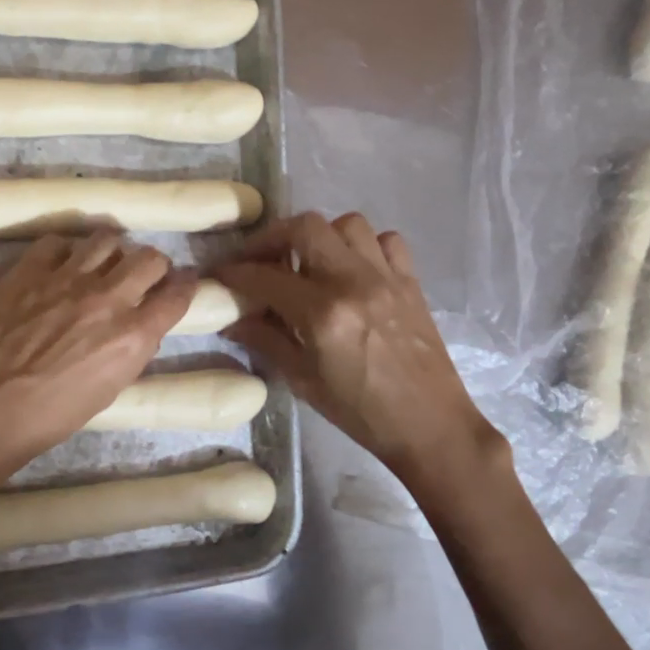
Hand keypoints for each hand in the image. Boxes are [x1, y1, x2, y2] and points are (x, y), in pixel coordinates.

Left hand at [0, 232, 198, 486]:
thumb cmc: (50, 418)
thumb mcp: (108, 391)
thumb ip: (130, 351)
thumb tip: (139, 327)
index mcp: (132, 337)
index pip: (177, 295)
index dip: (184, 286)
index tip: (181, 283)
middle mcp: (107, 299)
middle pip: (149, 258)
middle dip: (152, 265)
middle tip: (140, 275)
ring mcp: (66, 279)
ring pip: (106, 240)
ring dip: (110, 252)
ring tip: (99, 265)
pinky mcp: (29, 271)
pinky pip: (57, 242)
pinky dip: (64, 251)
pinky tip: (58, 267)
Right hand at [217, 212, 503, 487]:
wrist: (430, 424)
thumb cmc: (360, 412)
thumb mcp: (302, 382)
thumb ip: (266, 341)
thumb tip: (233, 321)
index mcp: (323, 313)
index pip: (265, 276)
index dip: (234, 272)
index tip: (219, 274)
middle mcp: (354, 282)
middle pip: (305, 227)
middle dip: (272, 238)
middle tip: (258, 259)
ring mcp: (386, 277)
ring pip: (346, 224)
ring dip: (318, 237)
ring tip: (306, 263)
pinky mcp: (410, 281)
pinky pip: (385, 241)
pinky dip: (363, 246)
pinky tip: (352, 270)